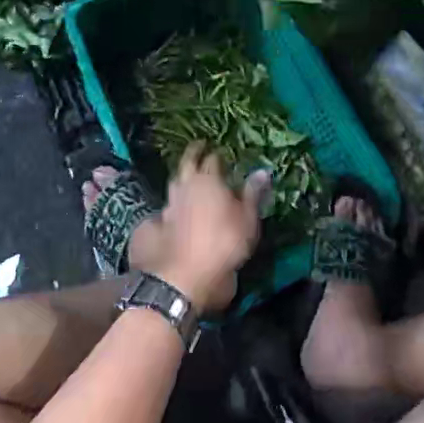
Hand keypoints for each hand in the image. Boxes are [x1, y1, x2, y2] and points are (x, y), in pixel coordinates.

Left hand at [128, 143, 266, 311]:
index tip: (222, 153)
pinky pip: (170, 201)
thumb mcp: (248, 220)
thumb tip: (262, 172)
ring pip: (176, 180)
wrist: (186, 274)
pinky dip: (176, 197)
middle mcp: (186, 184)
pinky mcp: (161, 220)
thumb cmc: (224, 243)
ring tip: (190, 175)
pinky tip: (180, 203)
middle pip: (187, 162)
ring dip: (183, 175)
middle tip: (199, 147)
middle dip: (194, 153)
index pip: (213, 159)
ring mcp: (171, 202)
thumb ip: (253, 194)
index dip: (219, 155)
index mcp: (207, 179)